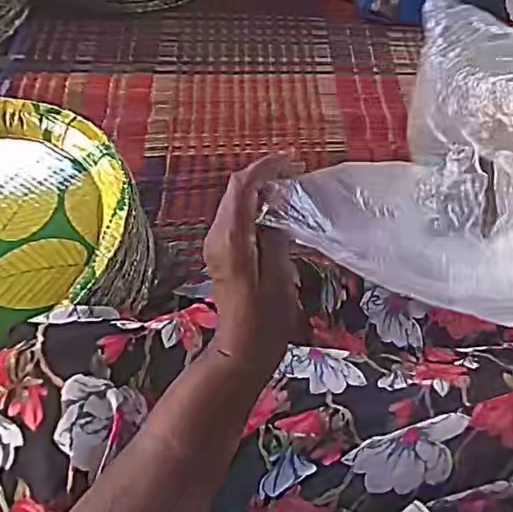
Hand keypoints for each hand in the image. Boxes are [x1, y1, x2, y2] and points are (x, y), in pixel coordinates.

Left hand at [203, 155, 302, 370]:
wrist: (241, 351)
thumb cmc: (264, 321)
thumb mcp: (280, 276)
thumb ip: (277, 237)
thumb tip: (278, 212)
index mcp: (232, 239)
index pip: (242, 187)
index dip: (266, 167)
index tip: (292, 160)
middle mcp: (217, 237)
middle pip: (236, 190)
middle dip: (264, 174)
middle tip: (296, 169)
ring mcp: (216, 245)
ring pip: (236, 202)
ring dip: (260, 188)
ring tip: (291, 185)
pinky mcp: (222, 254)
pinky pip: (237, 217)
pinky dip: (256, 205)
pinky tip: (279, 210)